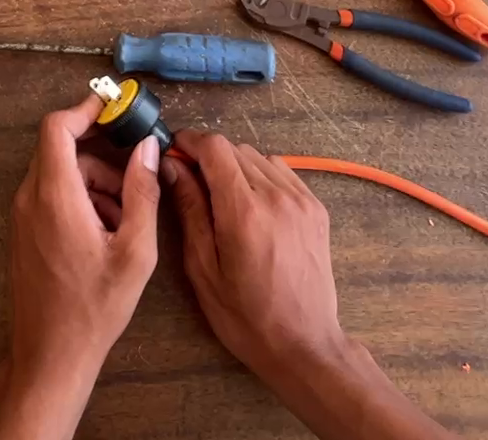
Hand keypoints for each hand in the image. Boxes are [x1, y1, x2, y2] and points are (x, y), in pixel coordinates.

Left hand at [0, 95, 161, 439]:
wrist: (49, 357)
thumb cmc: (93, 308)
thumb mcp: (134, 251)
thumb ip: (142, 193)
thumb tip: (148, 148)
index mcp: (54, 195)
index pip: (57, 127)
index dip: (84, 108)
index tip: (112, 105)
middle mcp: (30, 197)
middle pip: (62, 148)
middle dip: (101, 154)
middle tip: (134, 171)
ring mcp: (22, 214)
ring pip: (60, 172)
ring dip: (94, 180)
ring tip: (126, 215)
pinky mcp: (25, 230)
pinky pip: (52, 193)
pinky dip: (80, 197)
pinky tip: (106, 229)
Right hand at [163, 129, 342, 374]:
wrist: (304, 345)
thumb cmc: (245, 315)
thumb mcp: (202, 267)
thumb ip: (189, 209)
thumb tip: (172, 166)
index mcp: (244, 211)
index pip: (215, 147)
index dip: (190, 141)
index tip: (174, 150)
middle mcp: (276, 196)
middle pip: (234, 148)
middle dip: (209, 157)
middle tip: (192, 181)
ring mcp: (301, 200)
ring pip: (257, 156)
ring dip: (235, 166)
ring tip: (224, 197)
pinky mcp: (315, 207)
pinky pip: (281, 172)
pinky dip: (260, 176)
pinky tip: (252, 204)